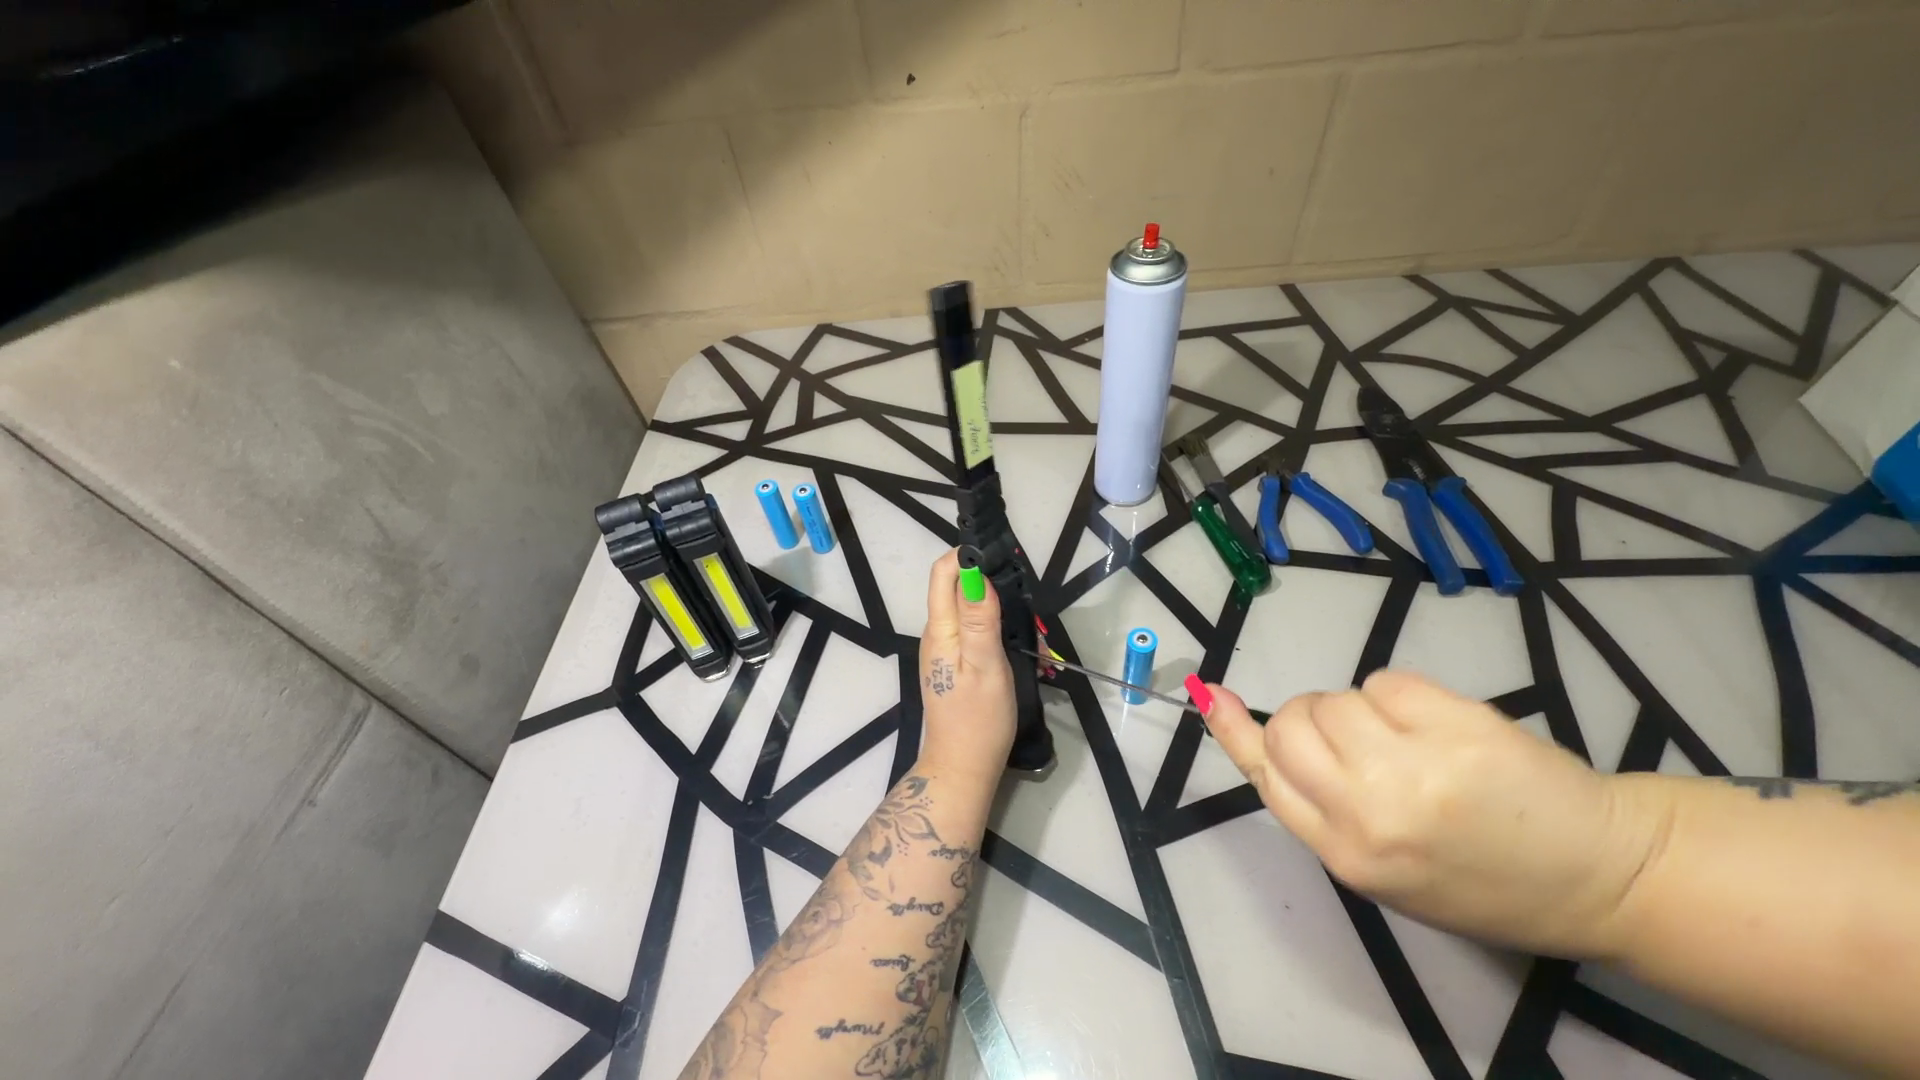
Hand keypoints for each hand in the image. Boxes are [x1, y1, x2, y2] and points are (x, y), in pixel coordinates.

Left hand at [914, 550, 1015, 783]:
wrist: (963, 767)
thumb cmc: (978, 719)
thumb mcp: (986, 666)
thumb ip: (980, 619)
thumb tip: (975, 572)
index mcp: (941, 630)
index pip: (943, 573)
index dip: (967, 556)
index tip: (1002, 559)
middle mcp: (937, 633)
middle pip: (956, 587)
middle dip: (991, 584)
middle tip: (1027, 603)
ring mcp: (945, 649)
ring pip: (969, 609)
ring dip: (1000, 611)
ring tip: (1032, 634)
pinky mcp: (955, 663)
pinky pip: (974, 631)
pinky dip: (998, 632)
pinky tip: (1022, 649)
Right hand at [1201, 669, 1665, 958]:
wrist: (1600, 876)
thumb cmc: (1483, 881)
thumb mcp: (1385, 868)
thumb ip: (1323, 808)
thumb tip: (1268, 741)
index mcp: (1347, 853)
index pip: (1267, 774)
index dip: (1234, 730)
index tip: (1209, 692)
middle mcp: (1368, 811)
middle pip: (1291, 724)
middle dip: (1309, 717)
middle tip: (1353, 735)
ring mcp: (1413, 767)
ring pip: (1337, 699)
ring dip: (1361, 708)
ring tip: (1410, 740)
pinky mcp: (1457, 727)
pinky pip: (1387, 682)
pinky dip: (1402, 694)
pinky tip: (1440, 725)